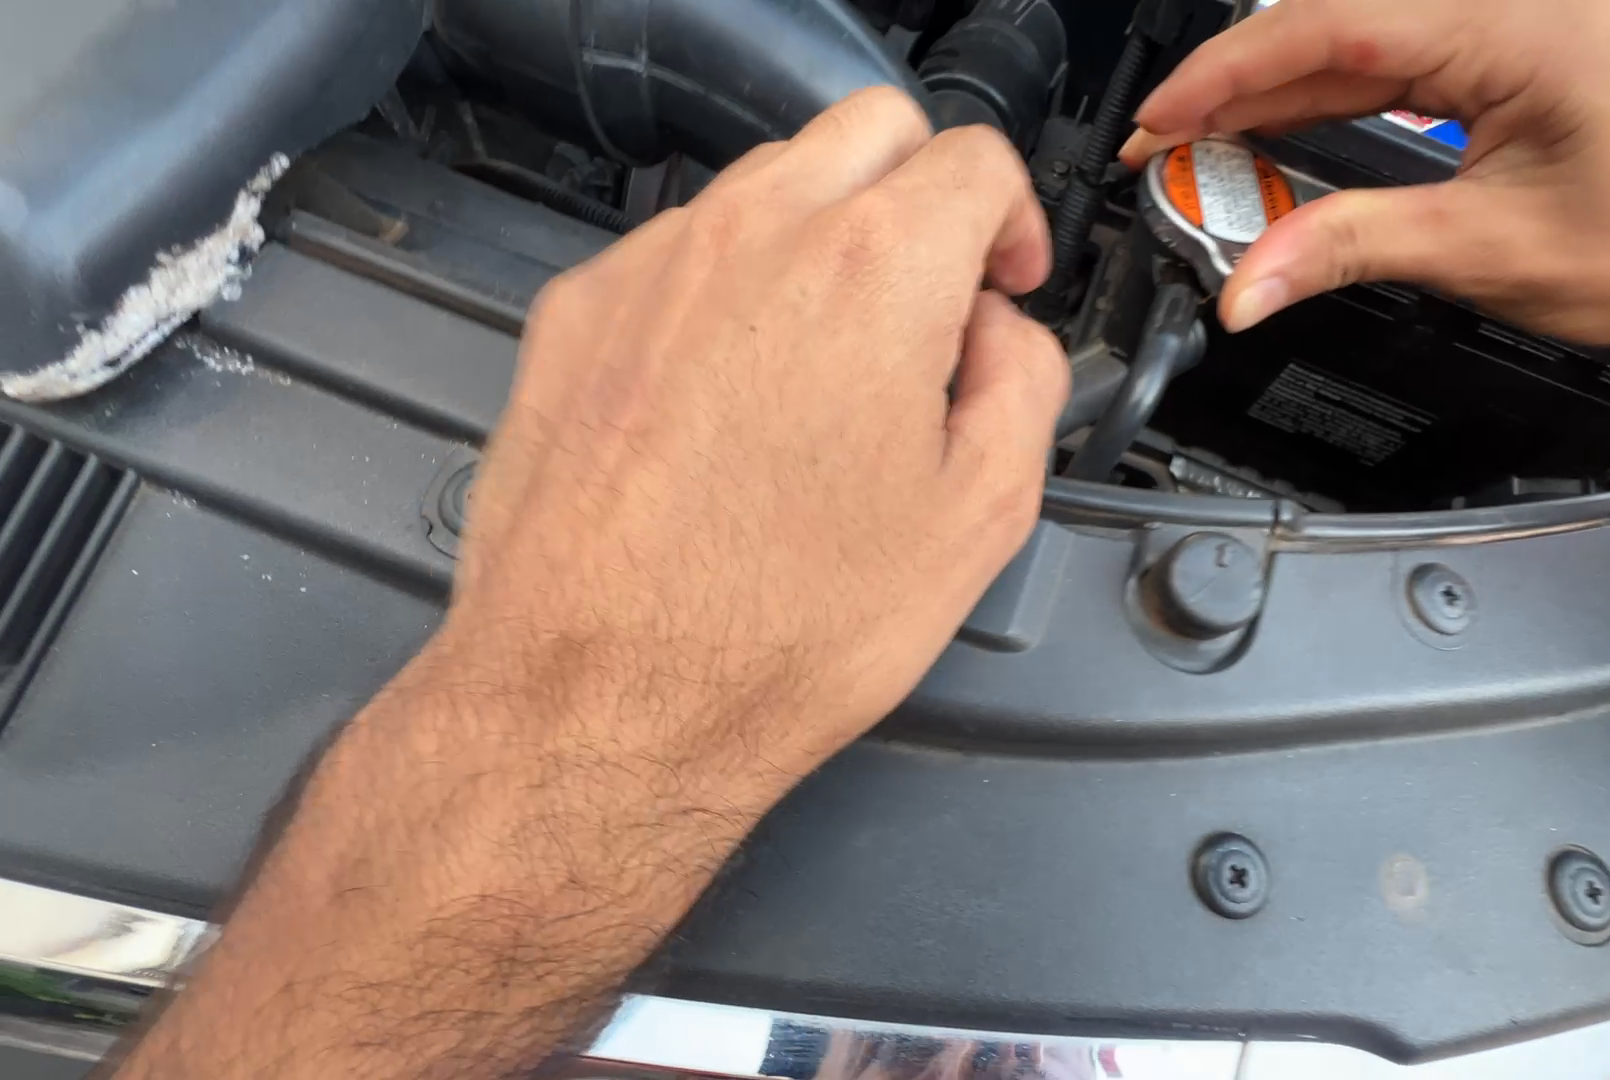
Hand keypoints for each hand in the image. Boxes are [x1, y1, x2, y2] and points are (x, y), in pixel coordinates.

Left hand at [450, 84, 1064, 807]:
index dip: (1012, 220)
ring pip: (773, 183)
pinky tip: (744, 395)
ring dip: (831, 241)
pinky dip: (740, 287)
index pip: (973, 163)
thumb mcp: (982, 514)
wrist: (605, 704)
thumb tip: (998, 333)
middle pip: (871, 134)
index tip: (1004, 281)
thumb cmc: (786, 630)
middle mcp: (753, 239)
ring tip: (838, 367)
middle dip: (927, 198)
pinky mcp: (581, 313)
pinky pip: (687, 251)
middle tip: (937, 300)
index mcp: (872, 275)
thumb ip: (1025, 382)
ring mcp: (652, 267)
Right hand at [1123, 0, 1609, 367]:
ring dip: (1279, 98)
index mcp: (1532, 17)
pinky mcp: (1542, 51)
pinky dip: (1338, 103)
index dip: (1225, 74)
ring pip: (1370, 45)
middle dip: (1236, 89)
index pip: (1331, 25)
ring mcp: (1540, 19)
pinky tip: (1292, 130)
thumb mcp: (1492, 248)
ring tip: (1208, 147)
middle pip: (1340, 26)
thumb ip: (1350, 247)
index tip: (1159, 117)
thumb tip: (1247, 283)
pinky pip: (1412, 64)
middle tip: (1165, 145)